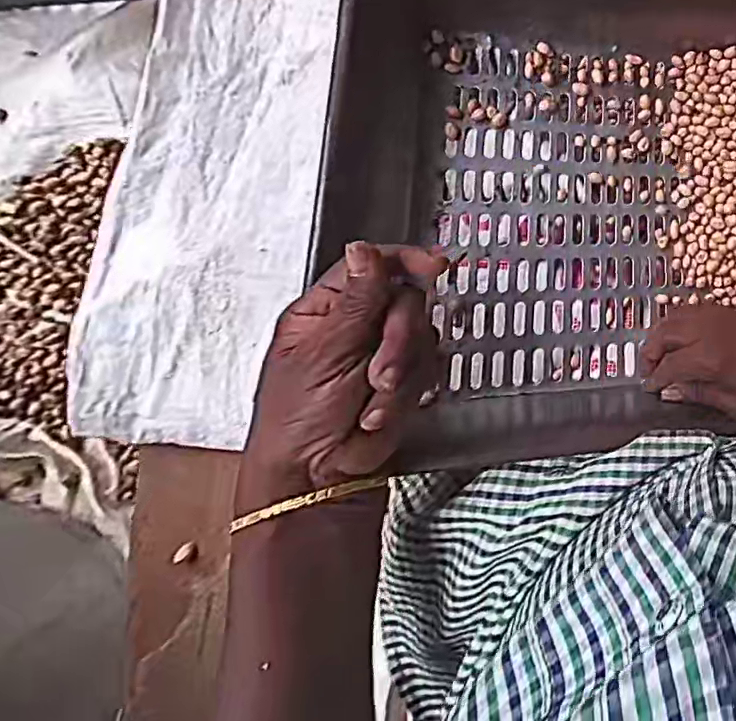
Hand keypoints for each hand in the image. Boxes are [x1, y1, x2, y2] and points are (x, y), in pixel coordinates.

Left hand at [237, 242, 446, 513]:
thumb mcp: (325, 354)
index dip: (406, 261)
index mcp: (325, 311)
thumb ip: (356, 300)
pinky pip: (428, 367)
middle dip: (399, 339)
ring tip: (372, 405)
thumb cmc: (298, 423)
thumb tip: (362, 249)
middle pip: (406, 301)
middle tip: (381, 372)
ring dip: (402, 372)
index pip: (373, 266)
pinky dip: (408, 393)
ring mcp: (382, 352)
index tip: (437, 266)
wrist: (319, 487)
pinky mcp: (405, 379)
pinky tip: (380, 415)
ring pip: (423, 336)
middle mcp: (357, 326)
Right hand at [641, 302, 735, 421]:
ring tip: (663, 354)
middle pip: (664, 332)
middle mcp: (709, 330)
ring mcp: (720, 315)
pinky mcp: (732, 309)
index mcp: (709, 357)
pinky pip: (693, 310)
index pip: (668, 366)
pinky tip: (685, 339)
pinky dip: (680, 321)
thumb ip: (701, 395)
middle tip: (651, 371)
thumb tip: (673, 392)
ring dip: (663, 333)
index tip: (651, 389)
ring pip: (676, 315)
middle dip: (650, 352)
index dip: (655, 379)